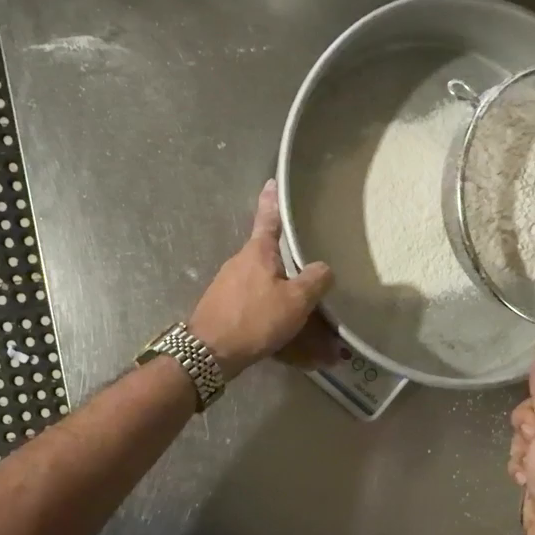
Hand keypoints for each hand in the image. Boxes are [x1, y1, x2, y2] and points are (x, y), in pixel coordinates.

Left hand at [188, 180, 336, 378]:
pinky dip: (277, 323)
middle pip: (271, 258)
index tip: (272, 182)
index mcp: (258, 252)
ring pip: (267, 289)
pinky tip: (294, 347)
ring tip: (312, 327)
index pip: (268, 218)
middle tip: (313, 276)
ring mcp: (230, 287)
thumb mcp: (295, 300)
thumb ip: (315, 280)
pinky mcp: (226, 311)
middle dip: (292, 268)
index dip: (272, 200)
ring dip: (288, 303)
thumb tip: (325, 269)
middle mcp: (241, 264)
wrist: (210, 352)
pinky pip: (259, 311)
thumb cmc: (254, 318)